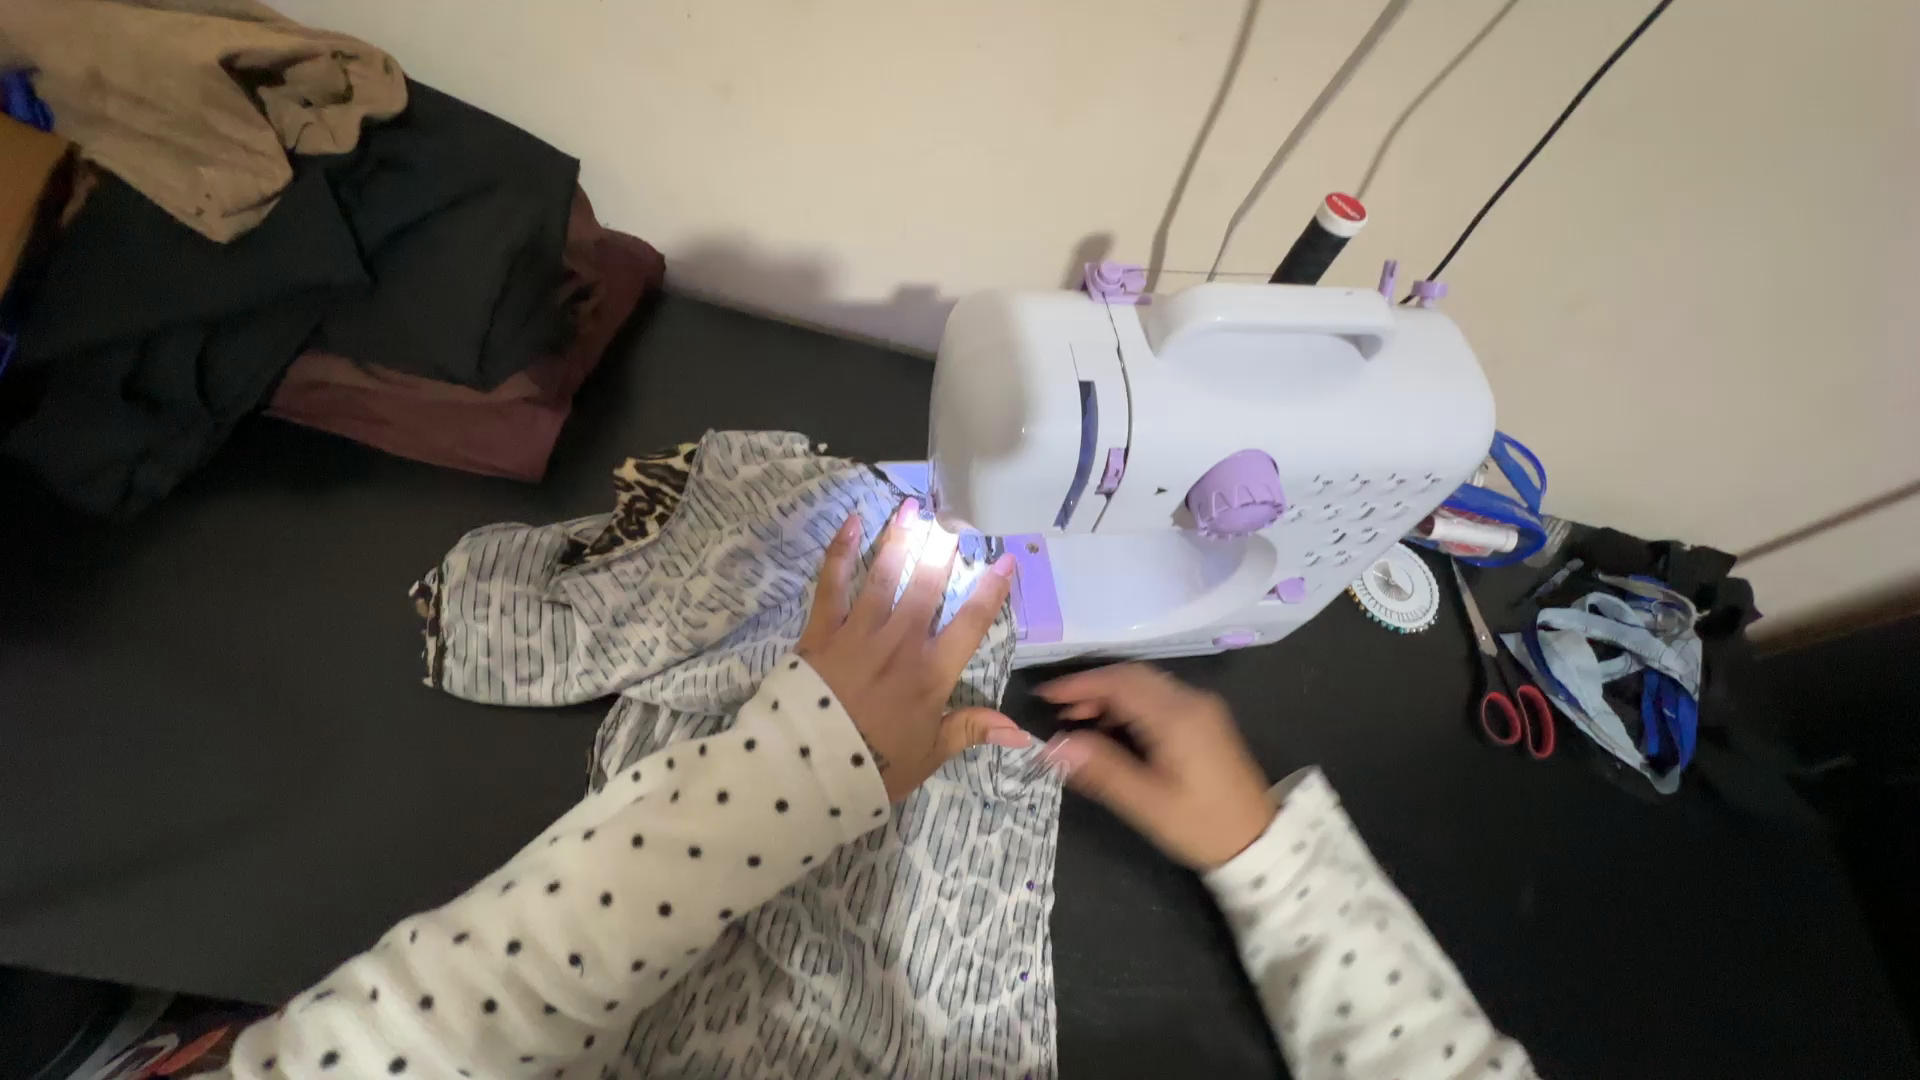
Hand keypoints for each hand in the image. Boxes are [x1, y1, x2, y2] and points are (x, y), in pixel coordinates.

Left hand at [797, 498, 1029, 801]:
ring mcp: (859, 632)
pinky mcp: (822, 630)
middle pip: (926, 587)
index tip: (1006, 560)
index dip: (990, 592)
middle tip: (953, 516)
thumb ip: (972, 730)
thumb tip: (1022, 733)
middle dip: (942, 550)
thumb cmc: (875, 765)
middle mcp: (899, 643)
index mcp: (930, 673)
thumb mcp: (930, 753)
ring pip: (883, 576)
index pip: (969, 625)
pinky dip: (841, 552)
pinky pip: (832, 583)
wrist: (807, 772)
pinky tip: (852, 524)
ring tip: (912, 507)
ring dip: (899, 538)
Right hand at [1036, 664, 1274, 870]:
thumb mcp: (1146, 803)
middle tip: (1058, 709)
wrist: (1261, 842)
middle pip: (1131, 675)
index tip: (1045, 695)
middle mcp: (1190, 700)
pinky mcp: (1204, 718)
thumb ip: (1100, 770)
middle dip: (1091, 686)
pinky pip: (1158, 696)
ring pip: (1145, 683)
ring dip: (1109, 693)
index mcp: (1176, 716)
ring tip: (1079, 719)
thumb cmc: (1201, 825)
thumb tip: (1054, 747)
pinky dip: (1129, 702)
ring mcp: (1201, 707)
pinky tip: (1112, 726)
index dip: (1078, 685)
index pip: (1118, 683)